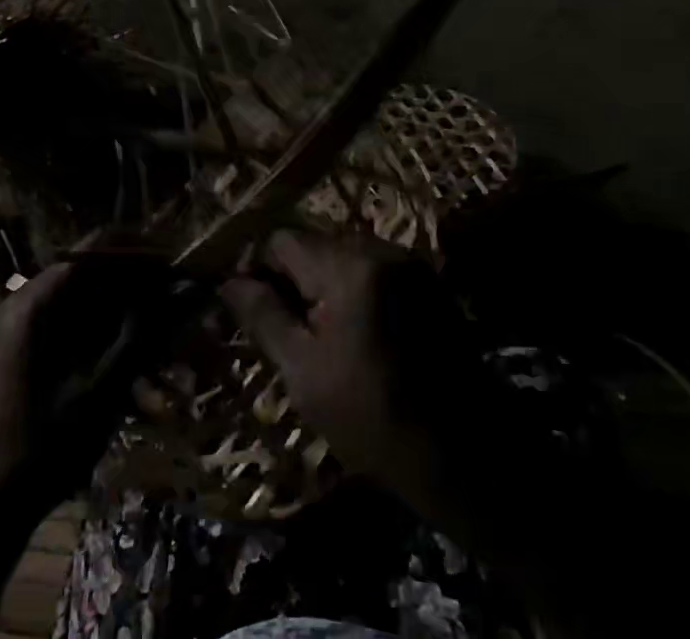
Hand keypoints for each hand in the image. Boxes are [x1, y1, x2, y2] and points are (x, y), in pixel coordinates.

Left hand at [0, 248, 170, 517]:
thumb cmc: (44, 443)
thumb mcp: (104, 386)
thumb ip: (147, 330)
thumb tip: (190, 287)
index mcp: (40, 299)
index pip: (102, 247)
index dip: (148, 252)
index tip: (187, 267)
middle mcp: (34, 300)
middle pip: (101, 273)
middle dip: (148, 288)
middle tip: (189, 307)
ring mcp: (34, 326)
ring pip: (97, 302)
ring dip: (137, 317)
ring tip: (175, 340)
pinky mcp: (39, 350)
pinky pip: (86, 328)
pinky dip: (118, 340)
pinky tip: (147, 368)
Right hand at [221, 231, 587, 628]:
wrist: (461, 451)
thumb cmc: (370, 415)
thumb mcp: (302, 370)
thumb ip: (262, 315)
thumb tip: (228, 282)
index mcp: (349, 267)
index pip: (282, 240)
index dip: (258, 269)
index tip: (251, 307)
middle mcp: (382, 250)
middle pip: (314, 243)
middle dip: (291, 277)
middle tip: (284, 327)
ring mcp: (409, 263)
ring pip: (342, 255)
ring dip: (321, 283)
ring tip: (318, 335)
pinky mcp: (426, 282)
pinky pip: (371, 269)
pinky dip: (351, 289)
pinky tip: (353, 332)